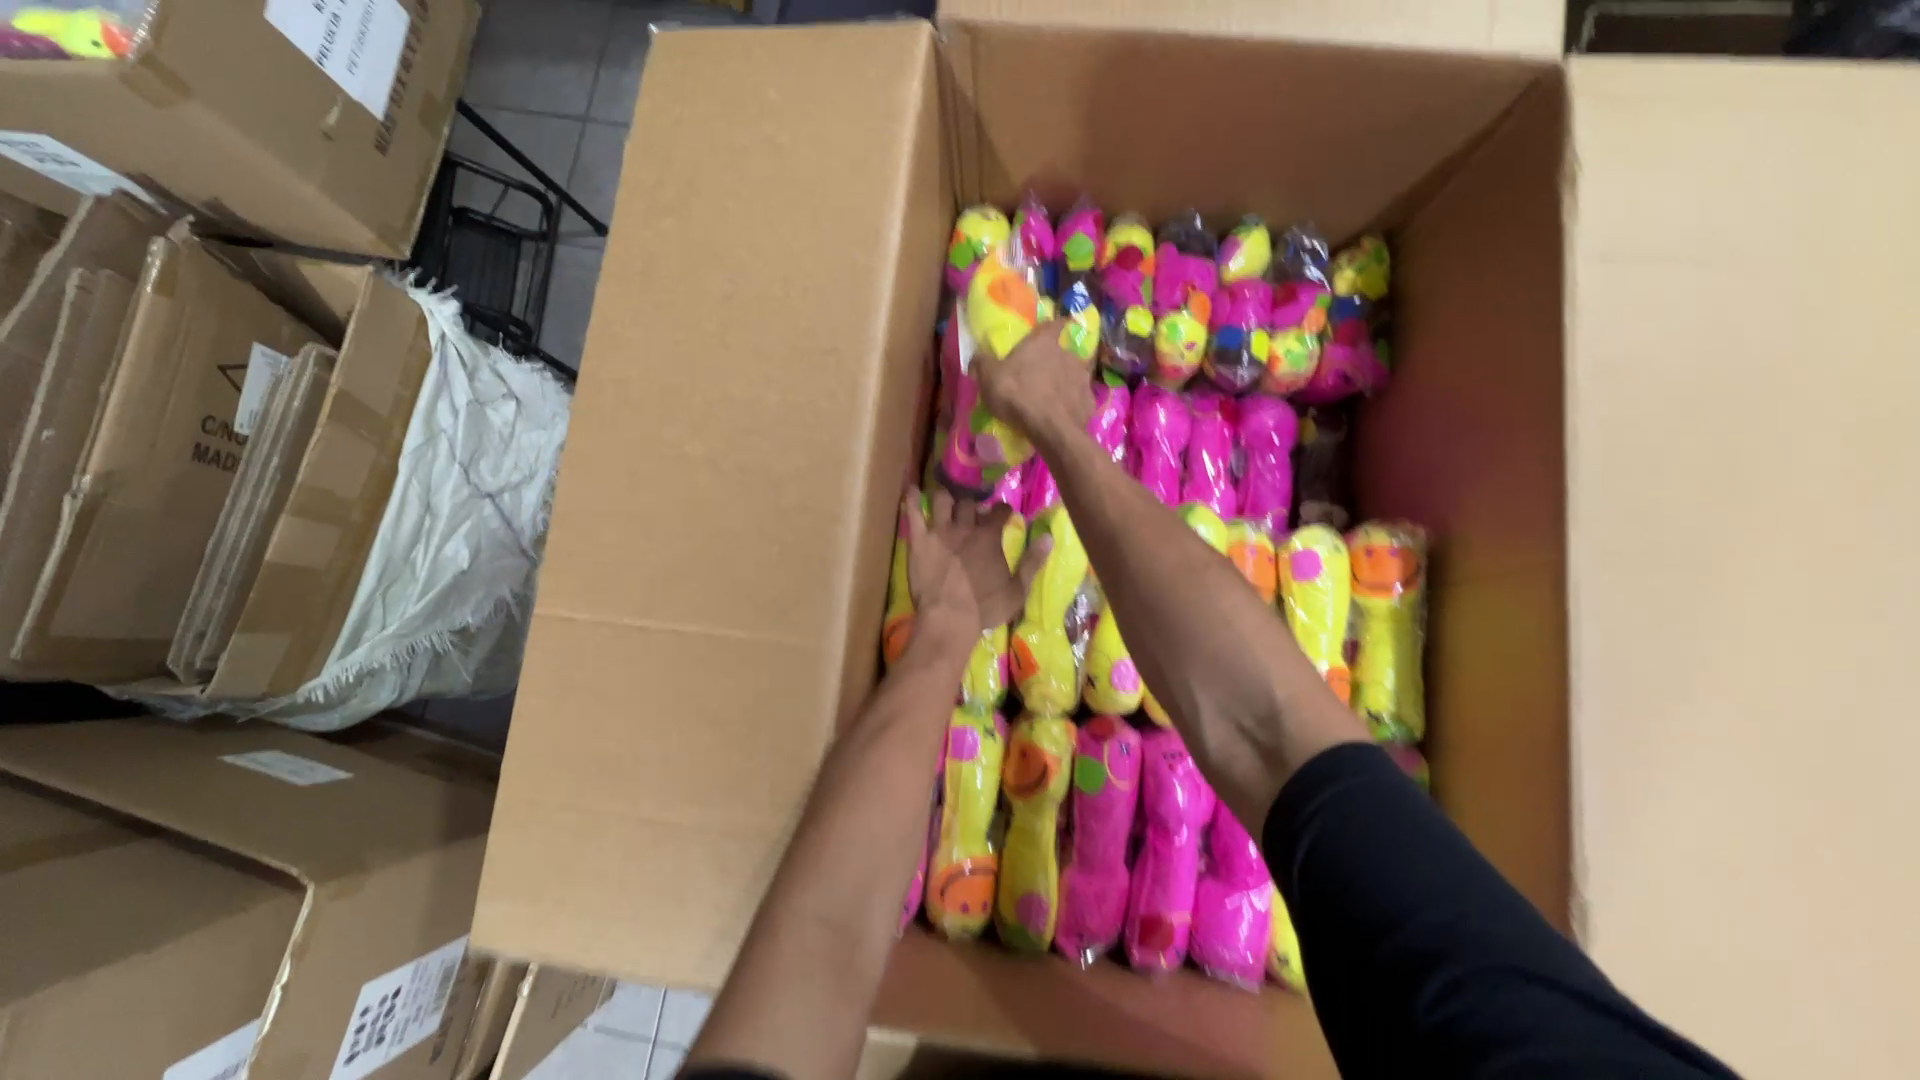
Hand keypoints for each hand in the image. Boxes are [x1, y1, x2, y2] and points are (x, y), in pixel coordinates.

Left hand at [904, 486, 1049, 651]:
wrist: (949, 618)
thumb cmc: (985, 607)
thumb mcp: (1017, 589)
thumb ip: (1033, 561)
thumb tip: (1048, 537)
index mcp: (989, 537)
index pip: (999, 511)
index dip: (1002, 510)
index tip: (1003, 514)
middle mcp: (965, 527)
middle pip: (969, 503)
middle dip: (972, 503)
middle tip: (972, 510)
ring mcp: (939, 532)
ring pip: (942, 500)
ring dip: (945, 497)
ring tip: (945, 498)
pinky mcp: (918, 541)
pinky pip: (913, 514)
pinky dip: (911, 500)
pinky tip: (911, 490)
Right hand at [975, 319, 1094, 452]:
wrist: (1050, 428)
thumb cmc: (1018, 395)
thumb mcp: (989, 377)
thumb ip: (982, 363)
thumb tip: (977, 357)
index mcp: (1044, 343)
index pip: (1054, 324)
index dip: (1055, 324)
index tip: (1056, 326)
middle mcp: (1069, 355)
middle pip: (1064, 353)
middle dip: (1056, 361)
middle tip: (1043, 375)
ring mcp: (1083, 379)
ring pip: (1075, 376)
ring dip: (1066, 383)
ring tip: (1054, 398)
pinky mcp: (1090, 402)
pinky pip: (1080, 400)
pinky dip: (1072, 405)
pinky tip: (1063, 415)